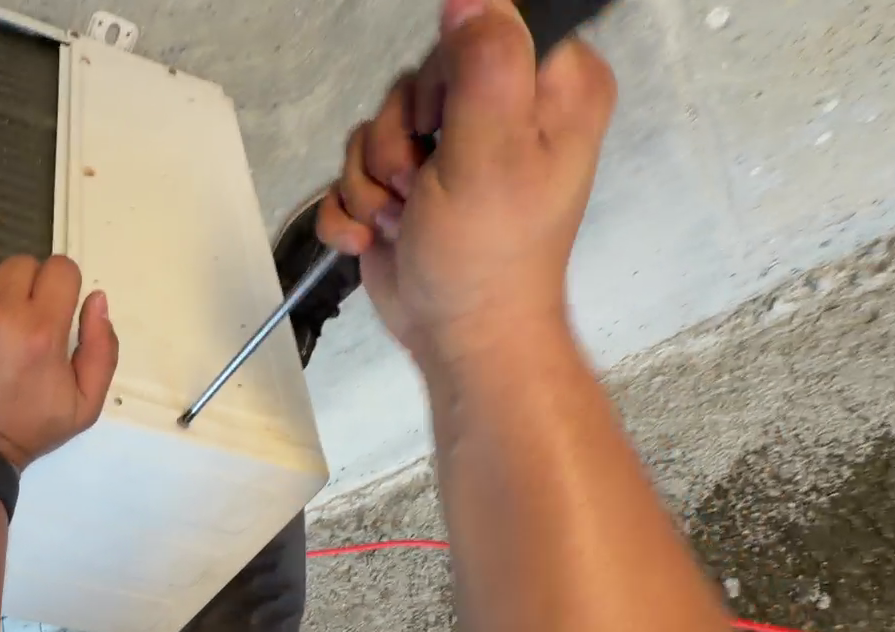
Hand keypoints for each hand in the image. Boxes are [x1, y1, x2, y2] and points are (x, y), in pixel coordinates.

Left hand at [0, 245, 119, 471]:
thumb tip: (95, 299)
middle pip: (21, 264)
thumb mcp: (84, 406)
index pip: (60, 268)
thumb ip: (102, 350)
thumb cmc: (24, 430)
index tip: (49, 315)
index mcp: (39, 330)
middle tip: (14, 326)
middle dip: (25, 290)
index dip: (59, 290)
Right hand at [317, 0, 615, 385]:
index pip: (479, 34)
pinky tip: (377, 238)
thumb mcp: (492, 152)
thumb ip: (482, 66)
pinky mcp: (401, 196)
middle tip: (419, 184)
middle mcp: (493, 117)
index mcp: (544, 91)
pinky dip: (352, 215)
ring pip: (372, 134)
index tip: (444, 124)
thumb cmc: (487, 255)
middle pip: (412, 85)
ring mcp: (442, 159)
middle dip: (396, 144)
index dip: (443, 78)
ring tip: (402, 220)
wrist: (455, 334)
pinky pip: (350, 182)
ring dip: (370, 185)